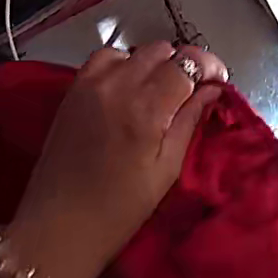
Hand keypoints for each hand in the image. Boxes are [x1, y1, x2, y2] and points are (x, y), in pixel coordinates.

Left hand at [7, 42, 227, 277]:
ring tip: (159, 89)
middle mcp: (118, 86)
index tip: (218, 78)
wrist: (58, 226)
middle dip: (183, 64)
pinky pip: (106, 57)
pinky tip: (128, 86)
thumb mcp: (167, 169)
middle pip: (162, 50)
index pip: (186, 63)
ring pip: (135, 50)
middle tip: (191, 89)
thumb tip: (212, 90)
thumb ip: (190, 120)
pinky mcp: (73, 88)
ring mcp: (92, 83)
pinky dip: (124, 63)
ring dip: (153, 63)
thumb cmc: (119, 209)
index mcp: (146, 109)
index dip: (208, 66)